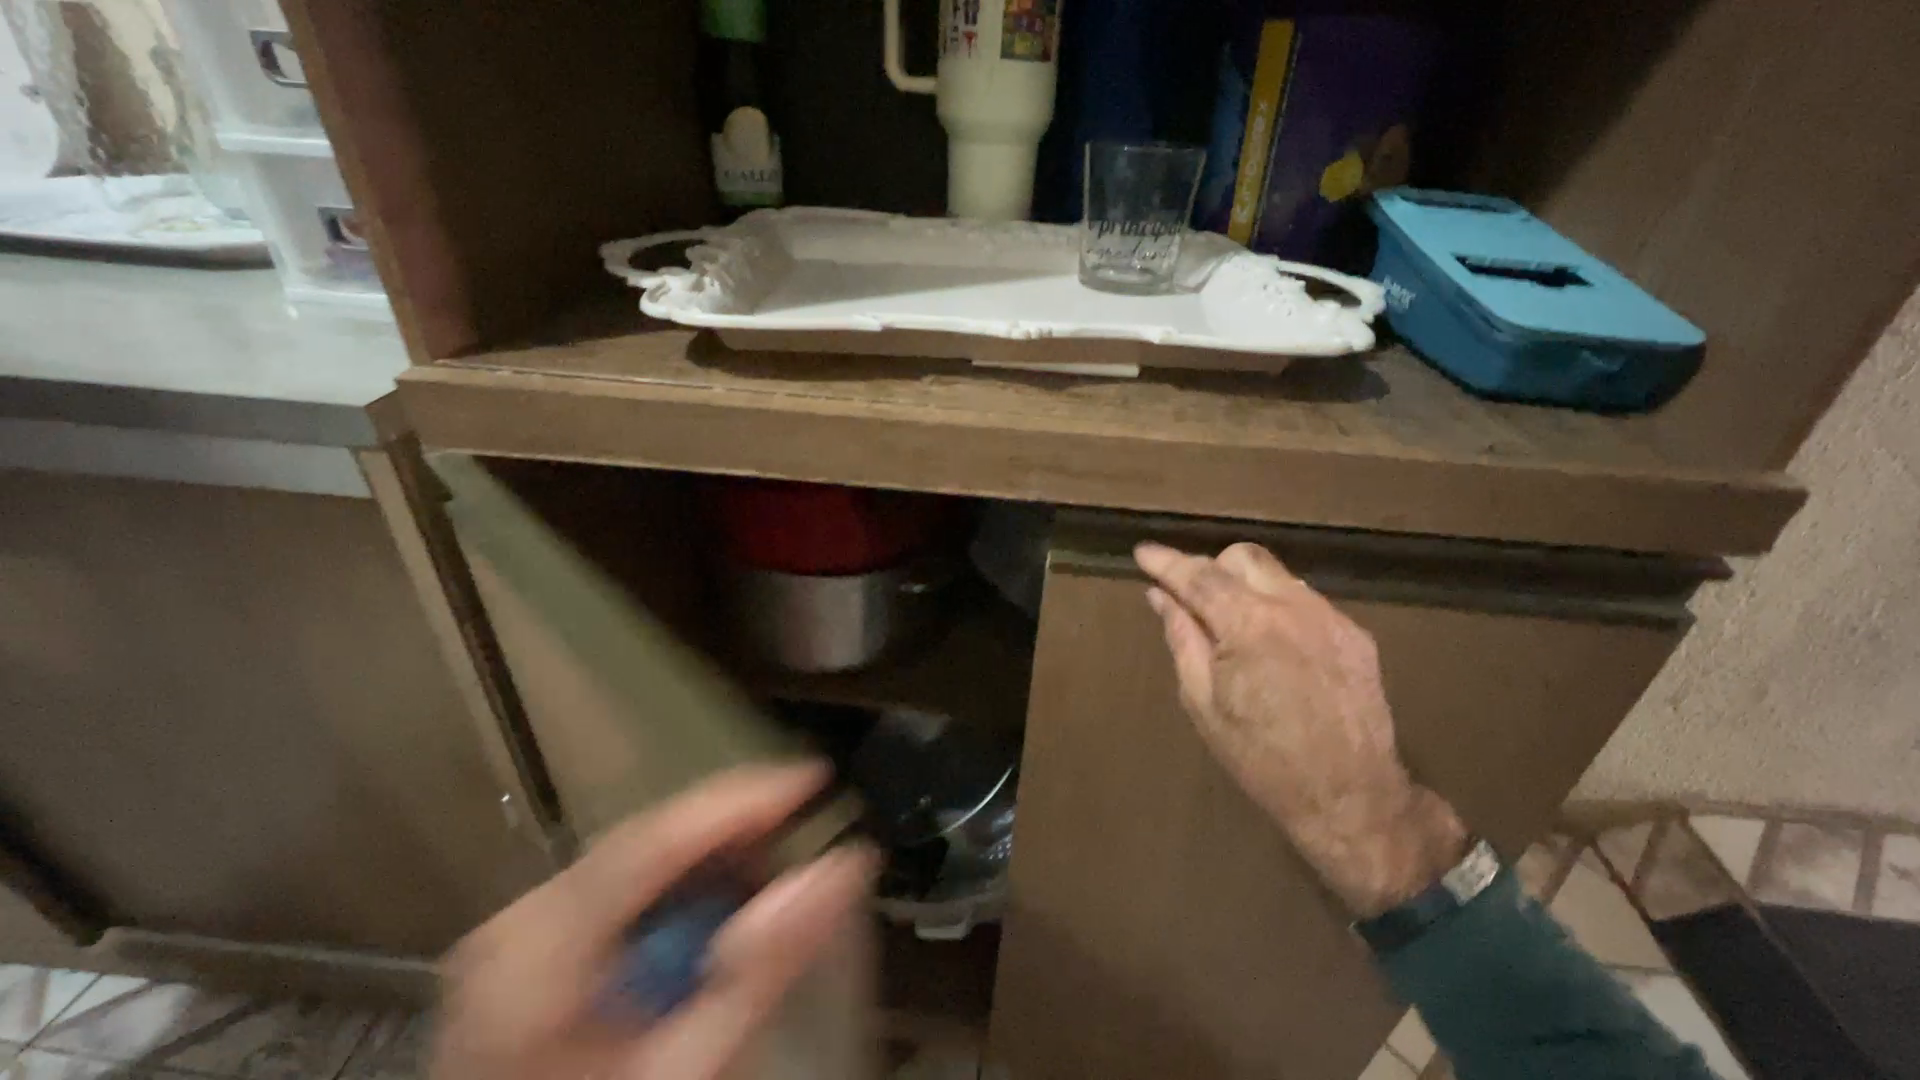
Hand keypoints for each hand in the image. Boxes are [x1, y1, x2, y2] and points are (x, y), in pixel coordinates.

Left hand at [432, 764, 874, 1079]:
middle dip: (735, 832)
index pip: (656, 840)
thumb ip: (762, 970)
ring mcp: (522, 929)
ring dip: (712, 858)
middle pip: (647, 839)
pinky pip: (623, 883)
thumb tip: (837, 870)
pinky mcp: (534, 942)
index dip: (742, 800)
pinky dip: (681, 886)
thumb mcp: (692, 1065)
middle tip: (808, 837)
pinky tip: (718, 913)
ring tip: (774, 880)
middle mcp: (522, 921)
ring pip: (639, 854)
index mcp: (544, 950)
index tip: (816, 777)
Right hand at [1134, 541, 1466, 916]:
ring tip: (1232, 628)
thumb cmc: (1262, 759)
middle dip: (1210, 567)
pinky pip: (1306, 602)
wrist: (1349, 795)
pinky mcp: (1356, 635)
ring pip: (1278, 575)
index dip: (1167, 562)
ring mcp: (1331, 618)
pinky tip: (1274, 649)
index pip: (1199, 576)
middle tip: (1190, 598)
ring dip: (1246, 588)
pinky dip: (1278, 610)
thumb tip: (1162, 597)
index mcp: (1249, 625)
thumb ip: (1183, 640)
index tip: (1143, 552)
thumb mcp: (1204, 704)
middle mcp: (1294, 607)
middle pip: (1243, 557)